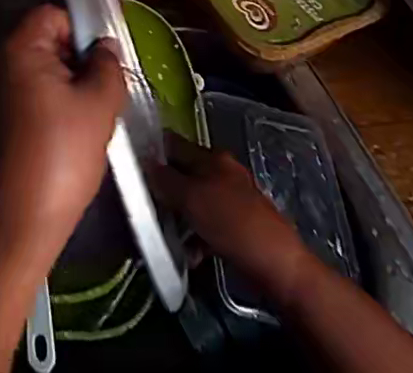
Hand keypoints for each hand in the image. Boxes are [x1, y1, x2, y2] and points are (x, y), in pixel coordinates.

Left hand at [0, 4, 125, 249]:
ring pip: (42, 68)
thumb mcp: (98, 105)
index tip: (106, 60)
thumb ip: (108, 66)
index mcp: (18, 47)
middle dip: (77, 58)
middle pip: (46, 39)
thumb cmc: (61, 152)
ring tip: (91, 114)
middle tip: (103, 90)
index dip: (81, 30)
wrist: (21, 212)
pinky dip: (54, 101)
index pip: (52, 15)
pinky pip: (31, 90)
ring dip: (69, 83)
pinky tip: (72, 129)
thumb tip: (106, 46)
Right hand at [150, 134, 314, 304]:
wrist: (282, 269)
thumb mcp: (189, 198)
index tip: (129, 165)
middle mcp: (223, 172)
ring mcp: (232, 200)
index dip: (149, 150)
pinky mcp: (239, 226)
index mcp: (212, 157)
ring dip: (177, 215)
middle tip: (144, 202)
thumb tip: (144, 163)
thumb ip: (163, 178)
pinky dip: (195, 235)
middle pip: (181, 172)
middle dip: (163, 188)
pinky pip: (206, 223)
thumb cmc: (232, 225)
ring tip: (164, 233)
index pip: (171, 142)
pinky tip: (188, 252)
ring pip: (192, 200)